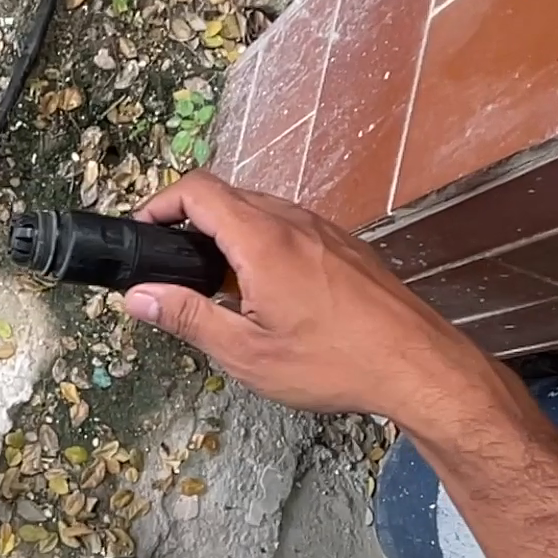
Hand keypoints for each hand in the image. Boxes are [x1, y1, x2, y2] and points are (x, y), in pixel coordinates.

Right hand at [124, 171, 513, 435]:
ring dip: (222, 232)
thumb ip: (187, 317)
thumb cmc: (334, 362)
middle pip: (225, 195)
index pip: (197, 191)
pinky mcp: (341, 245)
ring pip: (257, 209)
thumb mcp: (246, 352)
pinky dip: (255, 242)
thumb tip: (139, 297)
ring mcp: (322, 229)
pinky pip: (286, 226)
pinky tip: (257, 288)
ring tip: (207, 280)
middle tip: (165, 262)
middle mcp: (294, 222)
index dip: (159, 204)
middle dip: (185, 219)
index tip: (141, 231)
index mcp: (263, 241)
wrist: (419, 366)